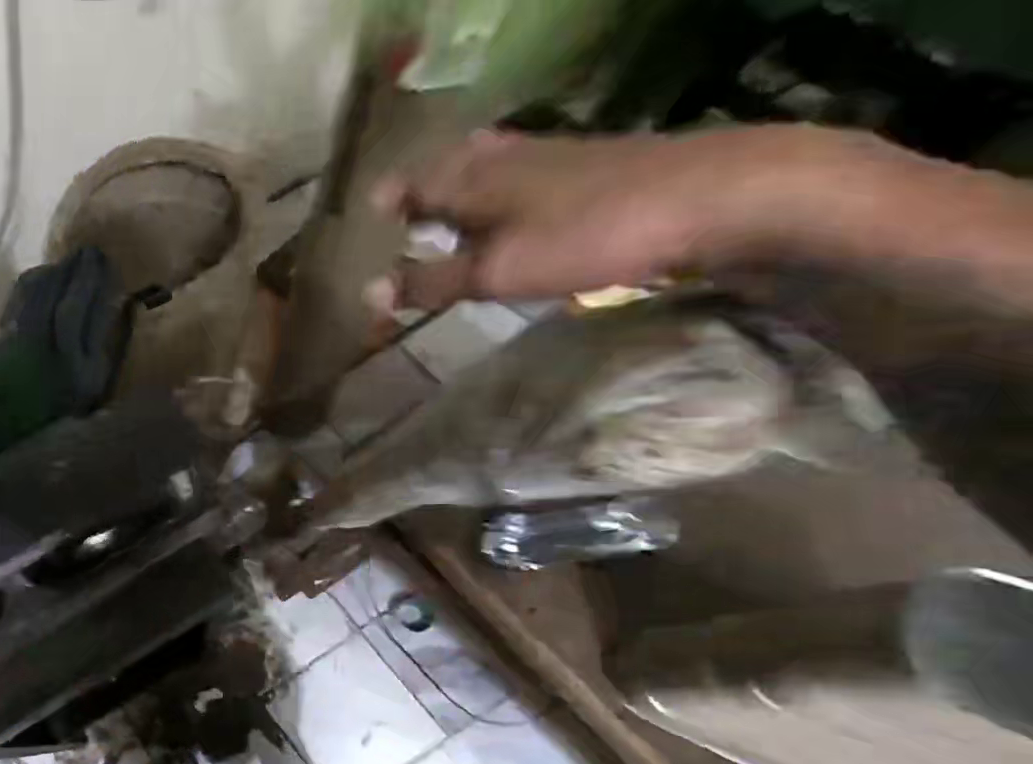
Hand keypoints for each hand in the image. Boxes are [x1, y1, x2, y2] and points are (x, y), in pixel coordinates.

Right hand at [364, 124, 888, 311]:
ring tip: (448, 216)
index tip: (368, 218)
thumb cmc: (584, 234)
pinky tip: (510, 213)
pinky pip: (521, 174)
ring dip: (460, 189)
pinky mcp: (587, 166)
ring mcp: (550, 155)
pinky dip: (499, 193)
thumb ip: (430, 281)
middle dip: (421, 190)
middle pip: (447, 167)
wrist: (710, 196)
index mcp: (472, 176)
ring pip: (486, 167)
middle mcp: (504, 157)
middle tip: (402, 216)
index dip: (387, 200)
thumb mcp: (494, 270)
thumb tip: (367, 293)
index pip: (411, 183)